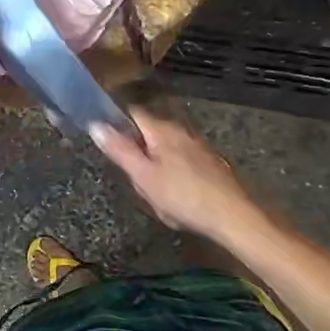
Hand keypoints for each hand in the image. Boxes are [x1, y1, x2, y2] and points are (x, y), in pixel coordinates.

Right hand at [91, 108, 258, 239]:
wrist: (234, 218)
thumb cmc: (182, 196)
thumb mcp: (142, 175)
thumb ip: (118, 149)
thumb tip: (95, 125)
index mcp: (161, 130)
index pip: (132, 112)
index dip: (117, 122)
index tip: (110, 143)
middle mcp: (181, 131)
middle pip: (148, 134)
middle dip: (138, 153)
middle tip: (136, 179)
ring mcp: (198, 147)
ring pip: (165, 151)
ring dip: (156, 168)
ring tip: (157, 194)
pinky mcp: (211, 164)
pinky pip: (181, 163)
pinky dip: (174, 175)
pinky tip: (177, 198)